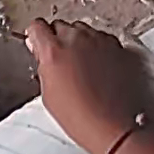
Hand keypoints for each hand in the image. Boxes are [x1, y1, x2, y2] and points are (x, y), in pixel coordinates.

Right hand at [25, 20, 146, 153]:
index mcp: (53, 50)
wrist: (113, 126)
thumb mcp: (48, 94)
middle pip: (60, 26)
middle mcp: (75, 39)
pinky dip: (98, 46)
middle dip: (58, 40)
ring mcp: (97, 40)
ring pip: (82, 30)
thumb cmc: (80, 116)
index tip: (39, 44)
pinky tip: (99, 66)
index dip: (37, 36)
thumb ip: (43, 66)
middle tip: (62, 60)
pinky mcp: (116, 45)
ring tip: (84, 65)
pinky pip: (101, 37)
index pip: (37, 26)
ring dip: (79, 41)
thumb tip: (41, 54)